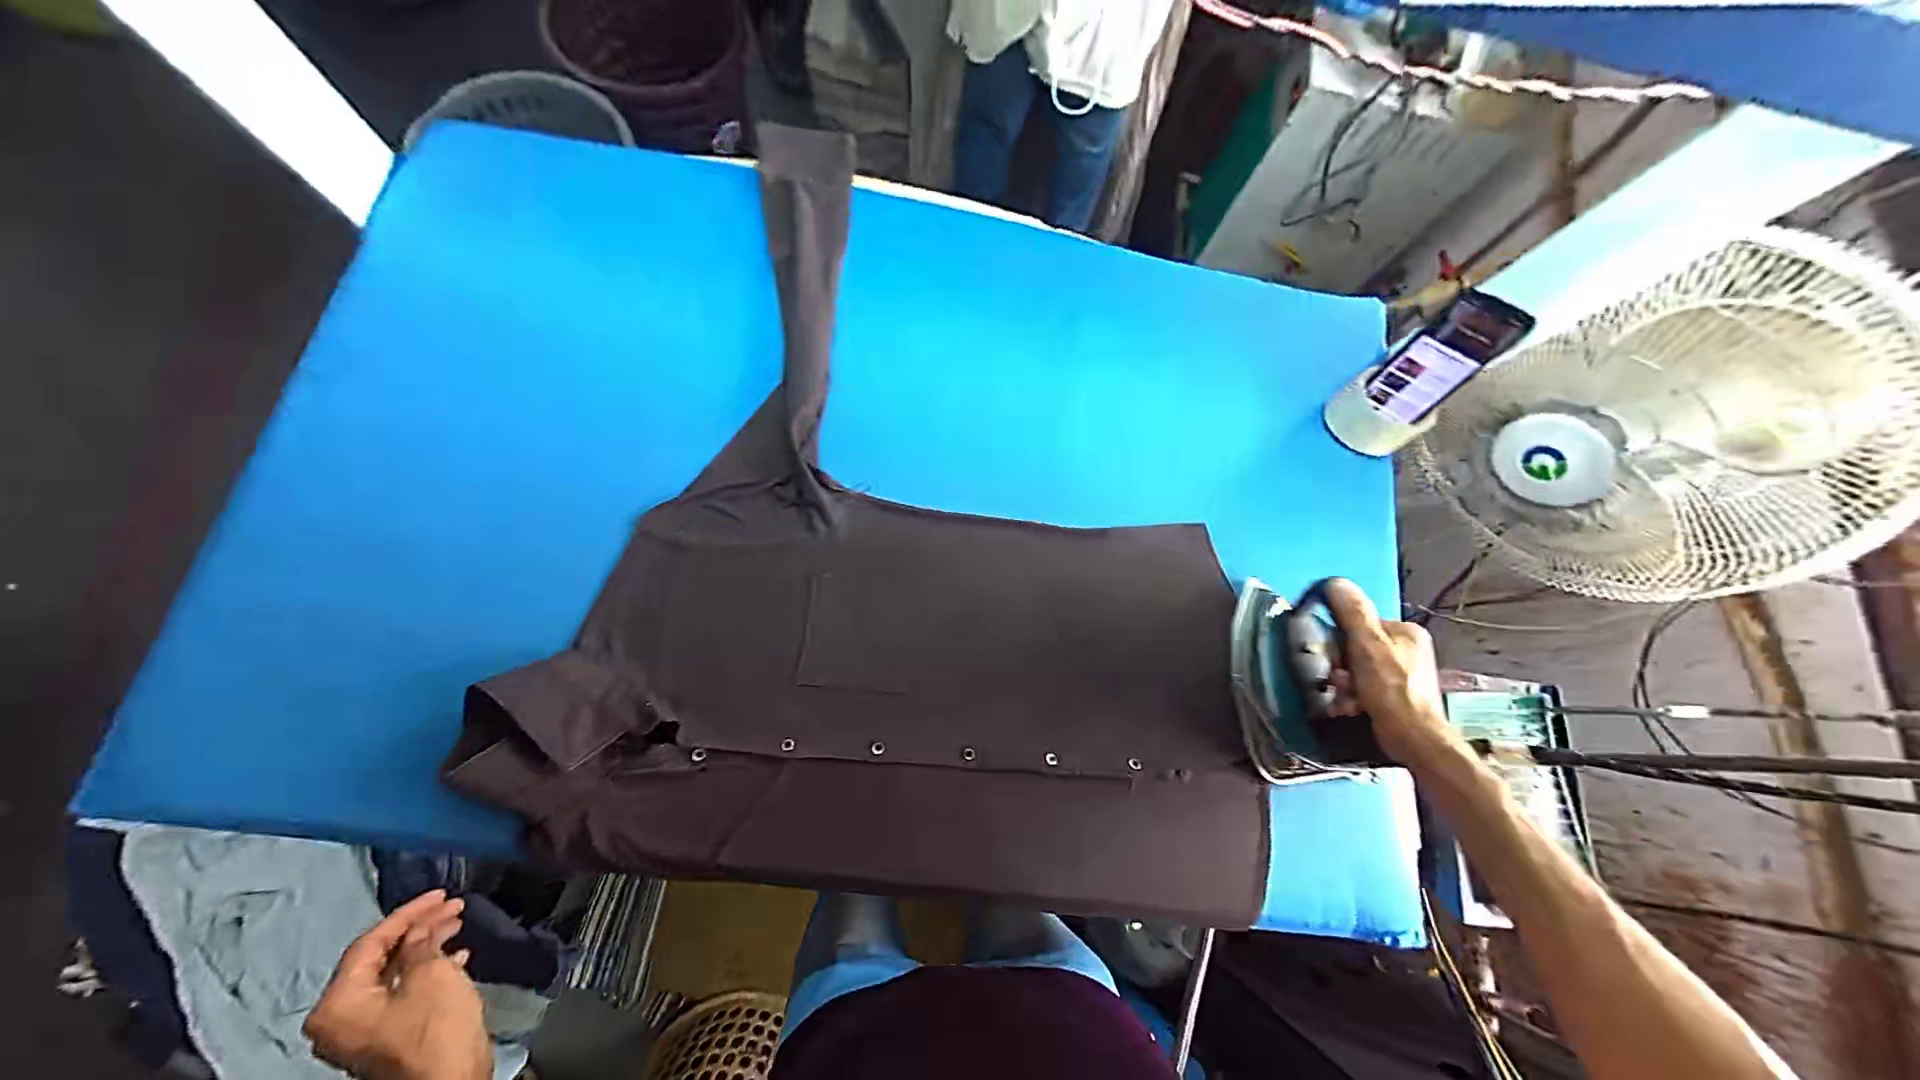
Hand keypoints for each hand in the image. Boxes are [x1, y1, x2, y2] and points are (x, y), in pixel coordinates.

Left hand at [304, 890, 489, 1079]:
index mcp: (338, 1004)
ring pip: (393, 972)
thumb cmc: (434, 1027)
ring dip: (426, 945)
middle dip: (418, 928)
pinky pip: (402, 991)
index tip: (441, 894)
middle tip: (453, 905)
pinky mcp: (386, 1036)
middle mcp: (339, 1018)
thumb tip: (419, 930)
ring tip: (457, 923)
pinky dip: (428, 968)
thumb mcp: (430, 975)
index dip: (408, 914)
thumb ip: (420, 945)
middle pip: (378, 958)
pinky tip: (457, 955)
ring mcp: (361, 1030)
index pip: (369, 944)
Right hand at [1321, 578, 1469, 769]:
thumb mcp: (1367, 645)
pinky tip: (1351, 706)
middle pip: (1356, 647)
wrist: (1413, 738)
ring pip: (1357, 668)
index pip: (1360, 623)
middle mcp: (1408, 649)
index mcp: (1406, 632)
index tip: (1335, 656)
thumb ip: (1351, 612)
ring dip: (1344, 682)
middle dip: (1342, 665)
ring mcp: (1404, 673)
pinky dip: (1353, 695)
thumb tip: (1335, 581)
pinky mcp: (1396, 695)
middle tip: (1340, 680)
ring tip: (1345, 697)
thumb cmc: (1391, 689)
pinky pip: (1364, 686)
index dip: (1340, 638)